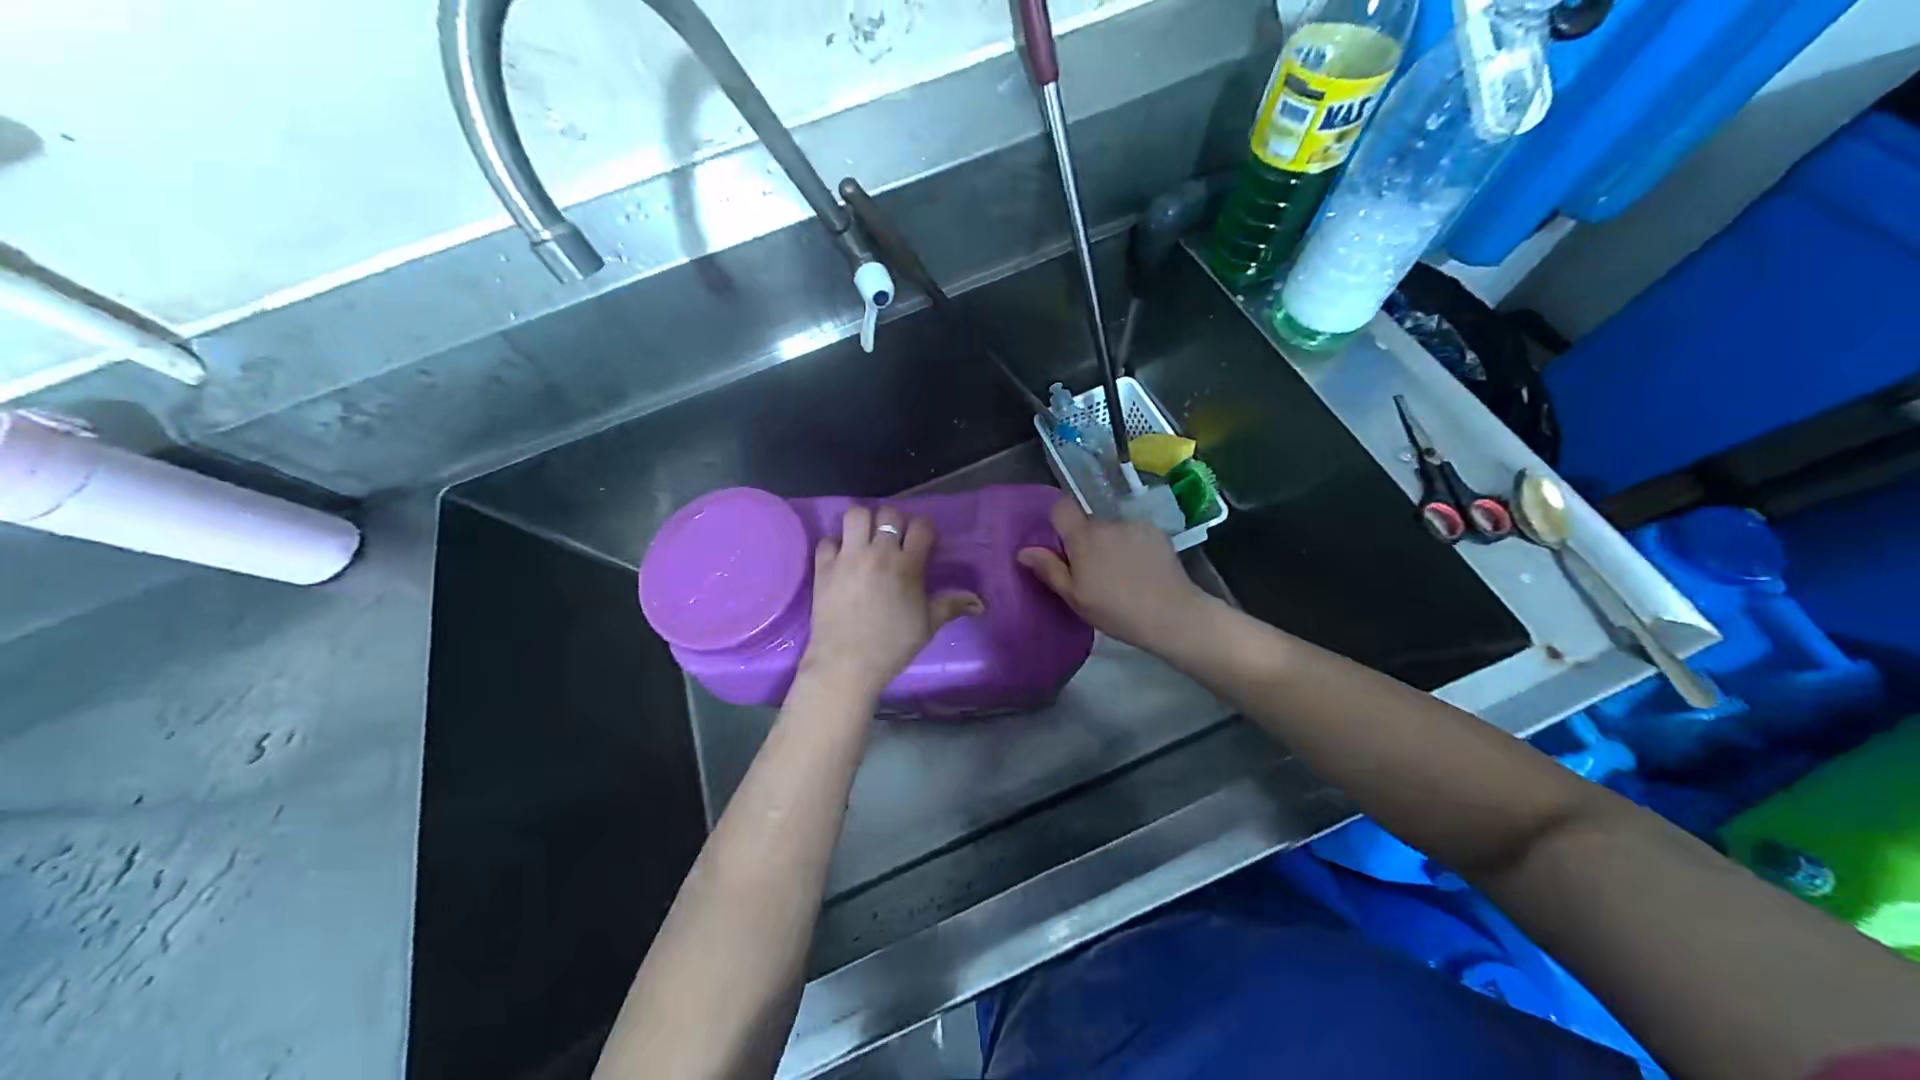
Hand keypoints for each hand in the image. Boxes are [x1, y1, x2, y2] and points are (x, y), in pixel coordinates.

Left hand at [800, 505, 983, 699]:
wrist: (847, 663)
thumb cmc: (891, 646)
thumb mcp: (927, 626)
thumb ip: (951, 606)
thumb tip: (980, 603)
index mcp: (908, 565)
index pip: (921, 526)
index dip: (924, 530)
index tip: (922, 542)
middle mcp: (878, 553)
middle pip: (888, 514)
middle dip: (893, 522)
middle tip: (892, 540)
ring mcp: (848, 557)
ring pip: (855, 515)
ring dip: (862, 523)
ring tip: (864, 540)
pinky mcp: (823, 567)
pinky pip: (827, 540)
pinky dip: (834, 545)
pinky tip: (840, 559)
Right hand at [1017, 497, 1216, 652]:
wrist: (1171, 614)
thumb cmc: (1115, 610)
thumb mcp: (1075, 597)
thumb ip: (1049, 569)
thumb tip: (1023, 551)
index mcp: (1084, 537)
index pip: (1062, 507)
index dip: (1058, 520)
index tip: (1061, 544)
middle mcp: (1108, 523)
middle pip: (1088, 523)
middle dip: (1087, 541)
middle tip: (1093, 573)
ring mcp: (1136, 525)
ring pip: (1113, 529)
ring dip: (1111, 544)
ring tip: (1121, 574)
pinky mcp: (1157, 532)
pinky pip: (1134, 534)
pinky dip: (1133, 546)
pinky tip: (1141, 570)